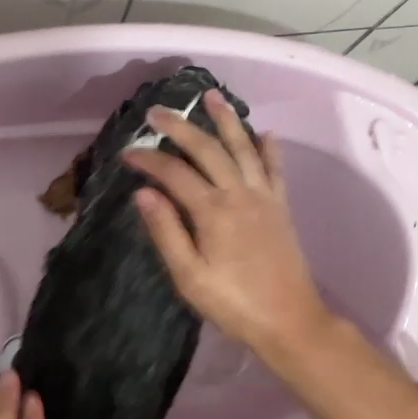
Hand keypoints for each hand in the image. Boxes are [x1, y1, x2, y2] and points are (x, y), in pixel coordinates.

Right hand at [124, 90, 338, 360]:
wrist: (290, 321)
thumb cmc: (233, 304)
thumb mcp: (189, 276)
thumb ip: (166, 231)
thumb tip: (142, 193)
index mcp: (212, 211)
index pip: (174, 174)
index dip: (149, 160)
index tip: (127, 153)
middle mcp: (239, 194)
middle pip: (208, 150)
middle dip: (181, 127)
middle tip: (158, 111)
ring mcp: (264, 198)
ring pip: (243, 148)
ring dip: (227, 121)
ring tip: (212, 96)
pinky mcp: (281, 208)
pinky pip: (275, 169)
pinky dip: (268, 148)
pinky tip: (265, 132)